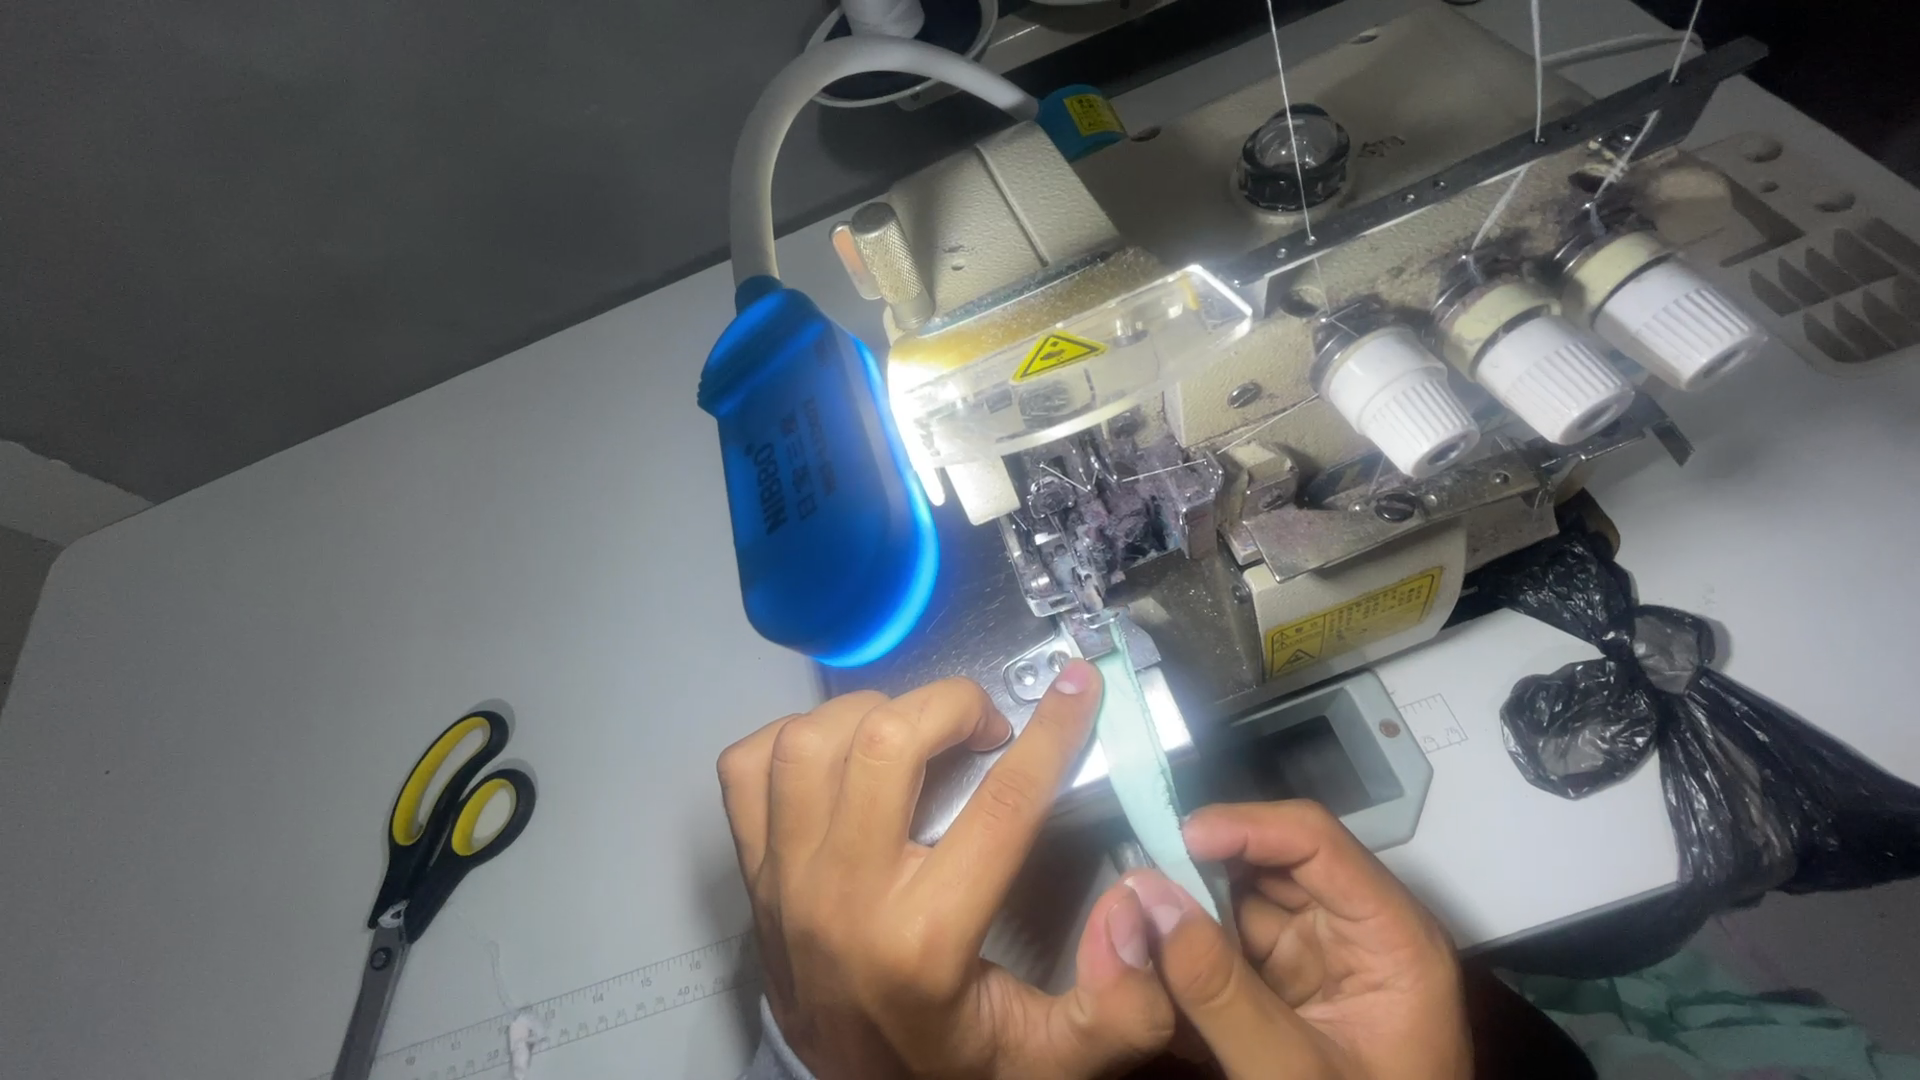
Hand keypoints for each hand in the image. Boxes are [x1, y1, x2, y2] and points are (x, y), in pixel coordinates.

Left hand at [717, 664, 1175, 1078]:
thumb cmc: (946, 1060)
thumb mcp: (1048, 1059)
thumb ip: (1119, 1007)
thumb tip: (1140, 906)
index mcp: (924, 940)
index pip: (999, 806)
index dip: (1050, 734)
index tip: (1076, 686)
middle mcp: (843, 895)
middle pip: (889, 743)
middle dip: (952, 705)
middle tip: (983, 728)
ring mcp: (785, 876)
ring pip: (813, 739)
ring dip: (875, 712)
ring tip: (914, 733)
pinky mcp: (751, 868)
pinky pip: (748, 764)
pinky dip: (793, 736)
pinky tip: (840, 756)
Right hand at [1125, 800, 1469, 1079]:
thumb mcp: (1293, 1076)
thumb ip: (1218, 989)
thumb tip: (1148, 894)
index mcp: (1392, 936)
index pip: (1315, 841)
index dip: (1243, 826)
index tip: (1174, 839)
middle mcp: (1357, 927)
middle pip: (1271, 862)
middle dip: (1202, 867)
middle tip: (1140, 883)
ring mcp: (1321, 952)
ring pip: (1241, 897)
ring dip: (1188, 907)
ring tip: (1138, 921)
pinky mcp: (1289, 979)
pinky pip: (1230, 940)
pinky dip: (1191, 948)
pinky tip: (1157, 964)